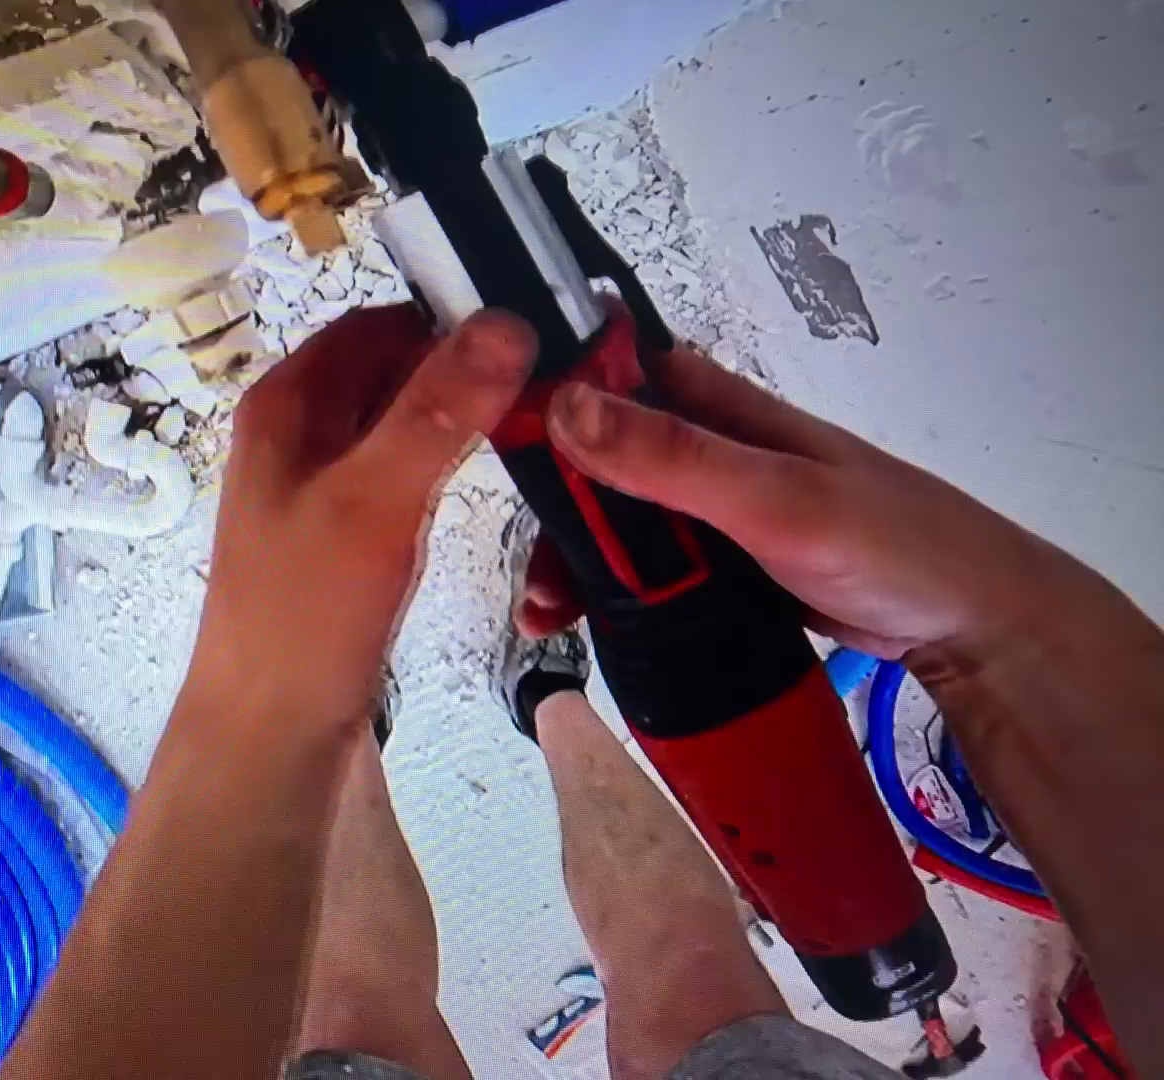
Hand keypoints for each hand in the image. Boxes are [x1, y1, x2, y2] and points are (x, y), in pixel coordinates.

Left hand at [187, 303, 536, 730]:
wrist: (272, 726)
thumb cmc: (305, 611)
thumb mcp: (371, 500)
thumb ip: (434, 411)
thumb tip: (504, 323)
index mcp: (284, 407)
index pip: (371, 327)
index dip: (443, 317)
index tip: (529, 321)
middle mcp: (295, 436)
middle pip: (384, 372)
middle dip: (458, 367)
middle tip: (553, 369)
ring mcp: (318, 486)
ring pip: (394, 425)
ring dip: (454, 414)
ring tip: (539, 411)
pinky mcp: (342, 533)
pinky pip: (395, 474)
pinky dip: (438, 462)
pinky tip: (484, 468)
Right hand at [519, 338, 1088, 661]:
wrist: (969, 628)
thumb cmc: (889, 542)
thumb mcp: (775, 496)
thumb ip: (672, 456)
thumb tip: (564, 408)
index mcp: (706, 405)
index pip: (602, 377)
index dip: (541, 393)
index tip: (485, 435)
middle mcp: (689, 446)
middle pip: (586, 462)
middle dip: (547, 512)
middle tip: (529, 568)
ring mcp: (692, 504)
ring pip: (600, 519)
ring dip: (563, 562)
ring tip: (543, 614)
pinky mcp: (700, 554)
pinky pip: (627, 563)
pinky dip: (592, 589)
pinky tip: (567, 621)